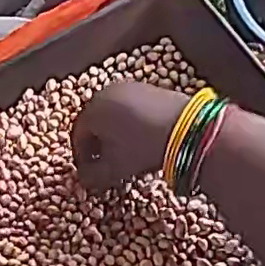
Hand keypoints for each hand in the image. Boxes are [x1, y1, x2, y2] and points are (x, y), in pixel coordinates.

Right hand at [71, 80, 188, 191]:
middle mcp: (106, 93)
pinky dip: (129, 124)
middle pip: (94, 123)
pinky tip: (139, 140)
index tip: (88, 173)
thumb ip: (92, 176)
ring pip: (113, 115)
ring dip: (113, 134)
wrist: (186, 128)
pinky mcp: (149, 87)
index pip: (78, 136)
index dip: (81, 158)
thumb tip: (84, 178)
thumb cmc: (140, 148)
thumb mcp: (113, 170)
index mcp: (91, 110)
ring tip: (123, 154)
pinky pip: (130, 109)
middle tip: (104, 164)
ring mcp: (129, 87)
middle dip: (97, 145)